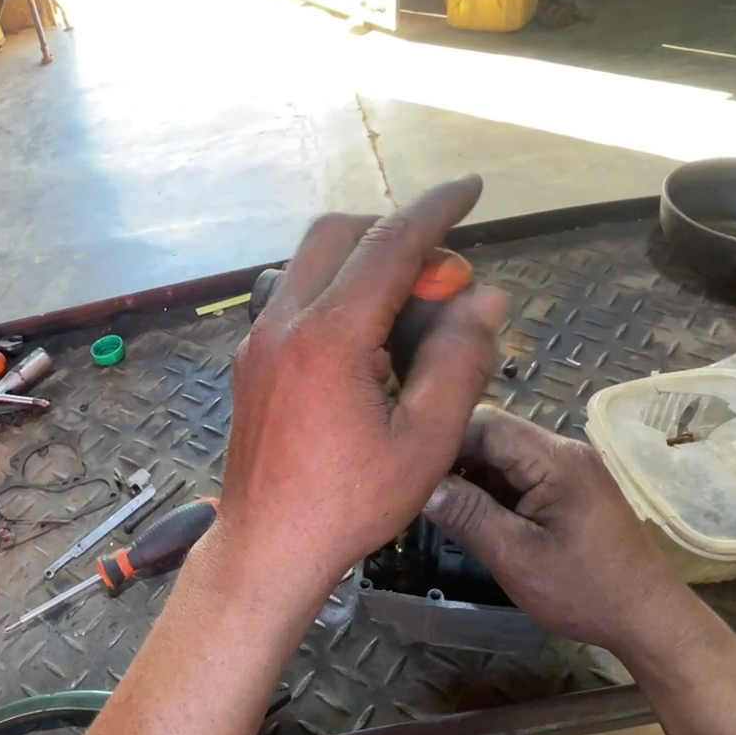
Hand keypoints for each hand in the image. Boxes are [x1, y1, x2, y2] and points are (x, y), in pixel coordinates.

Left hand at [216, 177, 507, 588]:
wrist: (267, 545)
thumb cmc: (348, 504)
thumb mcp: (425, 441)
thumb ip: (459, 361)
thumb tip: (485, 299)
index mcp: (329, 337)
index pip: (389, 245)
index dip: (437, 211)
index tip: (470, 189)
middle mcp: (283, 323)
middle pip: (338, 234)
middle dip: (394, 233)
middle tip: (440, 276)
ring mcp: (258, 340)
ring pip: (310, 263)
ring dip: (362, 264)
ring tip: (408, 311)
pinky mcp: (250, 361)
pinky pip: (294, 298)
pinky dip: (335, 293)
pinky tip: (366, 341)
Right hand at [424, 405, 702, 654]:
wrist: (648, 619)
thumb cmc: (584, 591)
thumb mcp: (516, 556)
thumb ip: (467, 515)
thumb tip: (419, 485)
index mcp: (555, 459)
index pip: (485, 424)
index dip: (442, 439)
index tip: (406, 464)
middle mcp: (562, 452)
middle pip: (491, 435)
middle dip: (450, 457)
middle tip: (411, 485)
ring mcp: (565, 469)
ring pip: (499, 456)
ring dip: (465, 474)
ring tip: (429, 498)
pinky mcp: (565, 489)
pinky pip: (514, 474)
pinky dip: (485, 489)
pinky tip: (463, 510)